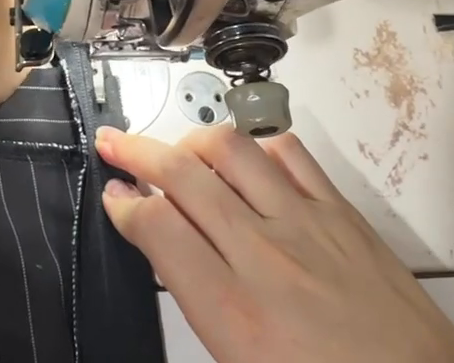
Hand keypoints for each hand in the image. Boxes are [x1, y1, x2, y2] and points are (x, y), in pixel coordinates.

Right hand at [97, 126, 453, 362]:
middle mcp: (265, 255)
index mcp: (236, 313)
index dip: (124, 205)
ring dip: (189, 139)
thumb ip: (199, 305)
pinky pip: (287, 151)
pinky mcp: (340, 209)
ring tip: (174, 149)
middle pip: (182, 173)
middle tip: (113, 142)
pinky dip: (254, 144)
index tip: (113, 198)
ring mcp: (306, 222)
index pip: (158, 227)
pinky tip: (243, 158)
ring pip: (230, 148)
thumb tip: (168, 250)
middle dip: (135, 150)